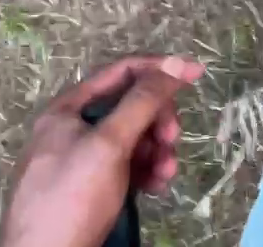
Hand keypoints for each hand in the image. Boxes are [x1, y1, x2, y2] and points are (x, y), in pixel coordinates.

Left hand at [0, 55, 206, 246]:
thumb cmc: (72, 199)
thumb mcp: (110, 144)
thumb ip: (144, 100)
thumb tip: (178, 63)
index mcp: (66, 112)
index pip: (123, 71)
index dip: (161, 69)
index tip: (196, 75)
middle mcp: (71, 131)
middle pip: (132, 106)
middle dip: (159, 120)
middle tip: (172, 138)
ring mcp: (79, 162)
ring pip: (134, 137)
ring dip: (158, 150)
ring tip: (166, 172)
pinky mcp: (89, 189)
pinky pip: (127, 165)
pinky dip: (147, 170)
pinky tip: (157, 185)